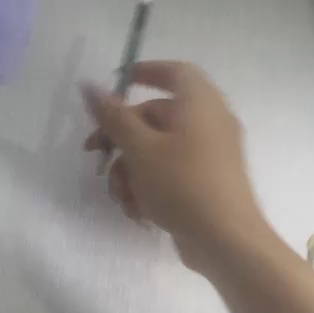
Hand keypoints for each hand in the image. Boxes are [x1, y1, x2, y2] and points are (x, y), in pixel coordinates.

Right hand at [83, 61, 272, 271]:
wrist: (225, 240)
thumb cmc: (182, 185)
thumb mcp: (141, 149)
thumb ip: (114, 116)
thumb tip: (89, 85)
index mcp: (199, 104)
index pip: (174, 72)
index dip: (144, 72)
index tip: (117, 84)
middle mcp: (208, 123)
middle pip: (155, 117)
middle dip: (121, 140)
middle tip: (95, 158)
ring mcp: (209, 156)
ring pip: (157, 151)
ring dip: (129, 172)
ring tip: (120, 197)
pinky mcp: (205, 184)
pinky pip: (170, 174)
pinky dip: (148, 187)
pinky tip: (136, 211)